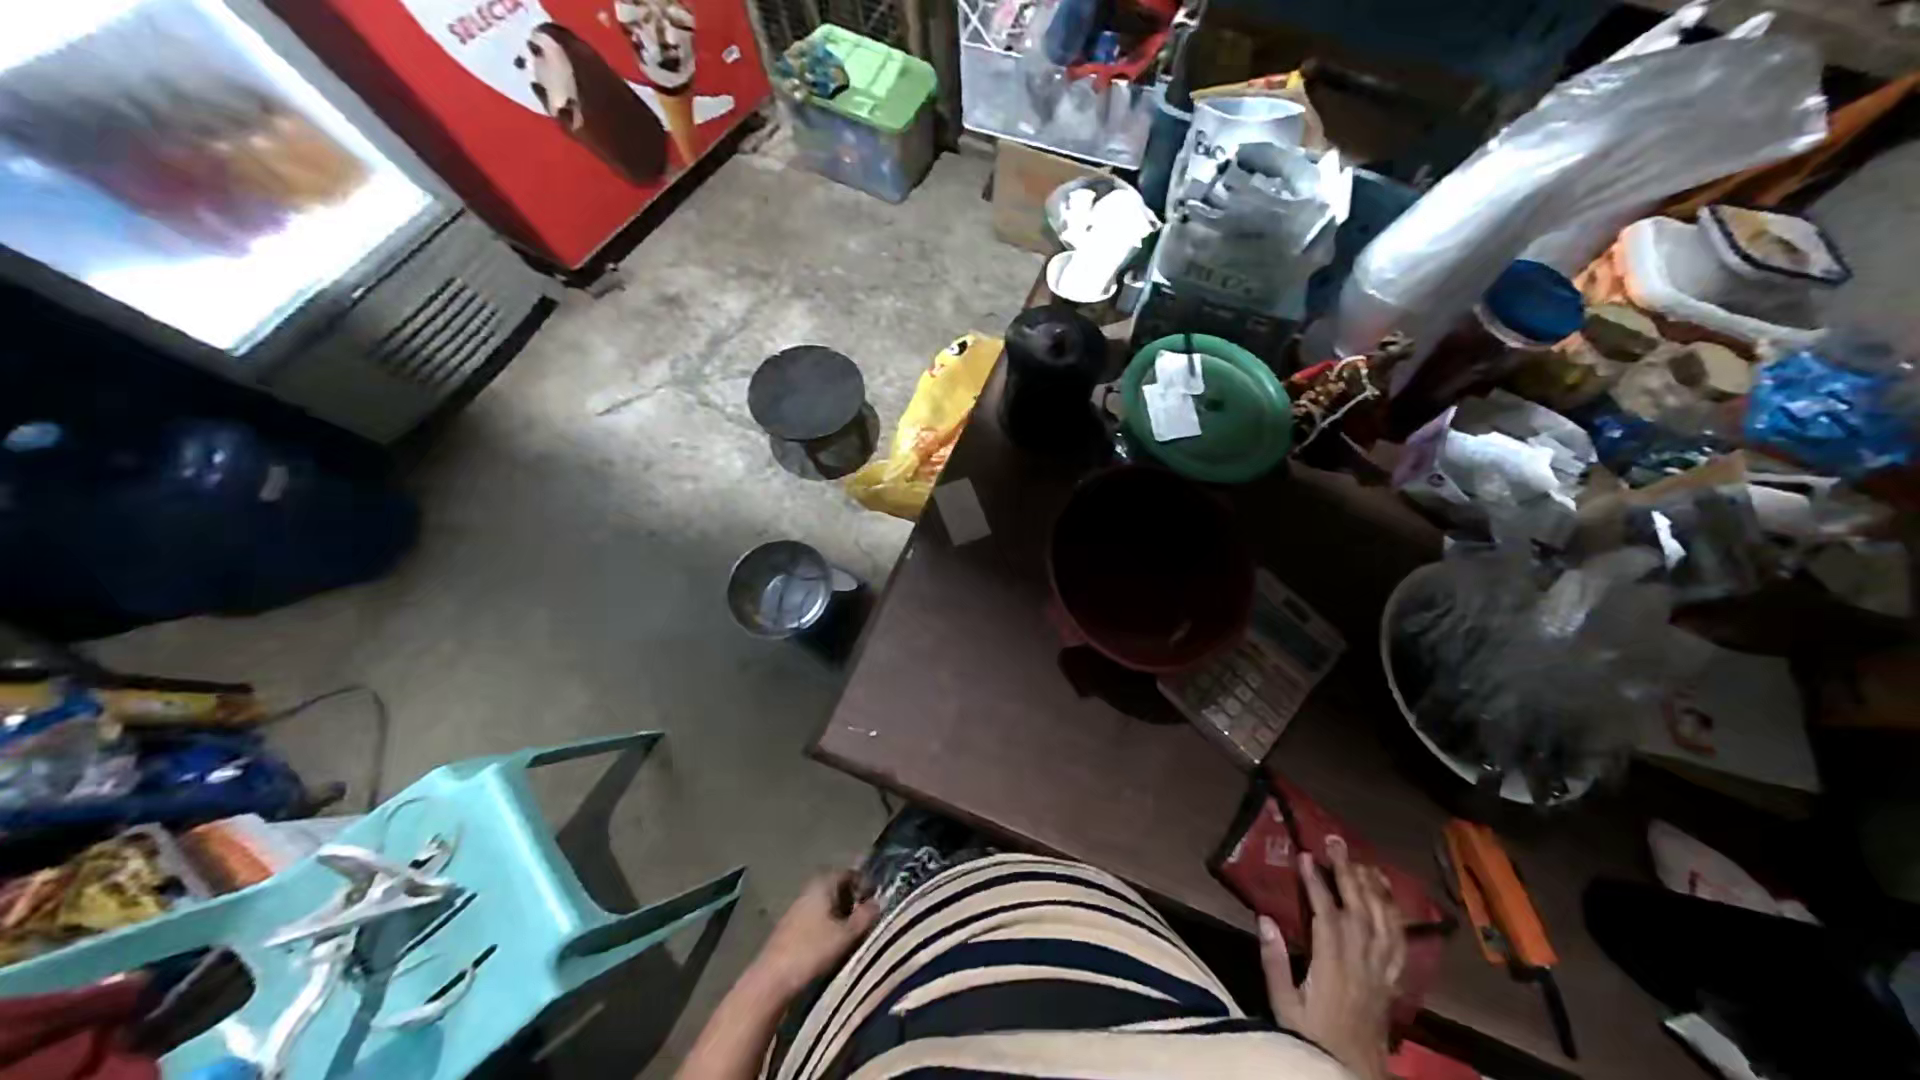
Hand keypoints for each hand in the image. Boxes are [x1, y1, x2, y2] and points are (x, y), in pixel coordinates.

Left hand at [748, 870, 879, 997]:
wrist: (771, 981)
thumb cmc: (812, 951)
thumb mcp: (846, 935)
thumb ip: (866, 916)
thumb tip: (880, 901)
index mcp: (823, 882)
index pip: (851, 873)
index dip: (867, 886)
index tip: (878, 904)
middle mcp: (810, 889)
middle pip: (840, 889)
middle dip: (856, 903)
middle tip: (869, 922)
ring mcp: (798, 908)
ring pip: (829, 906)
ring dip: (843, 918)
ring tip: (855, 938)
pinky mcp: (791, 928)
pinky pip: (818, 920)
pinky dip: (829, 928)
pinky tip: (835, 947)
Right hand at [1259, 839, 1406, 1079]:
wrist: (1351, 1075)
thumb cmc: (1310, 1040)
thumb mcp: (1283, 1005)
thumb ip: (1275, 962)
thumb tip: (1265, 918)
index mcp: (1334, 969)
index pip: (1328, 917)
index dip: (1317, 884)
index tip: (1305, 856)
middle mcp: (1362, 966)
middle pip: (1360, 912)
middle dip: (1348, 874)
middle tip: (1336, 842)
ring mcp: (1381, 975)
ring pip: (1384, 924)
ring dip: (1374, 889)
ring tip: (1363, 861)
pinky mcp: (1391, 984)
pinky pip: (1400, 946)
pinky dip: (1397, 918)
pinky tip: (1389, 899)